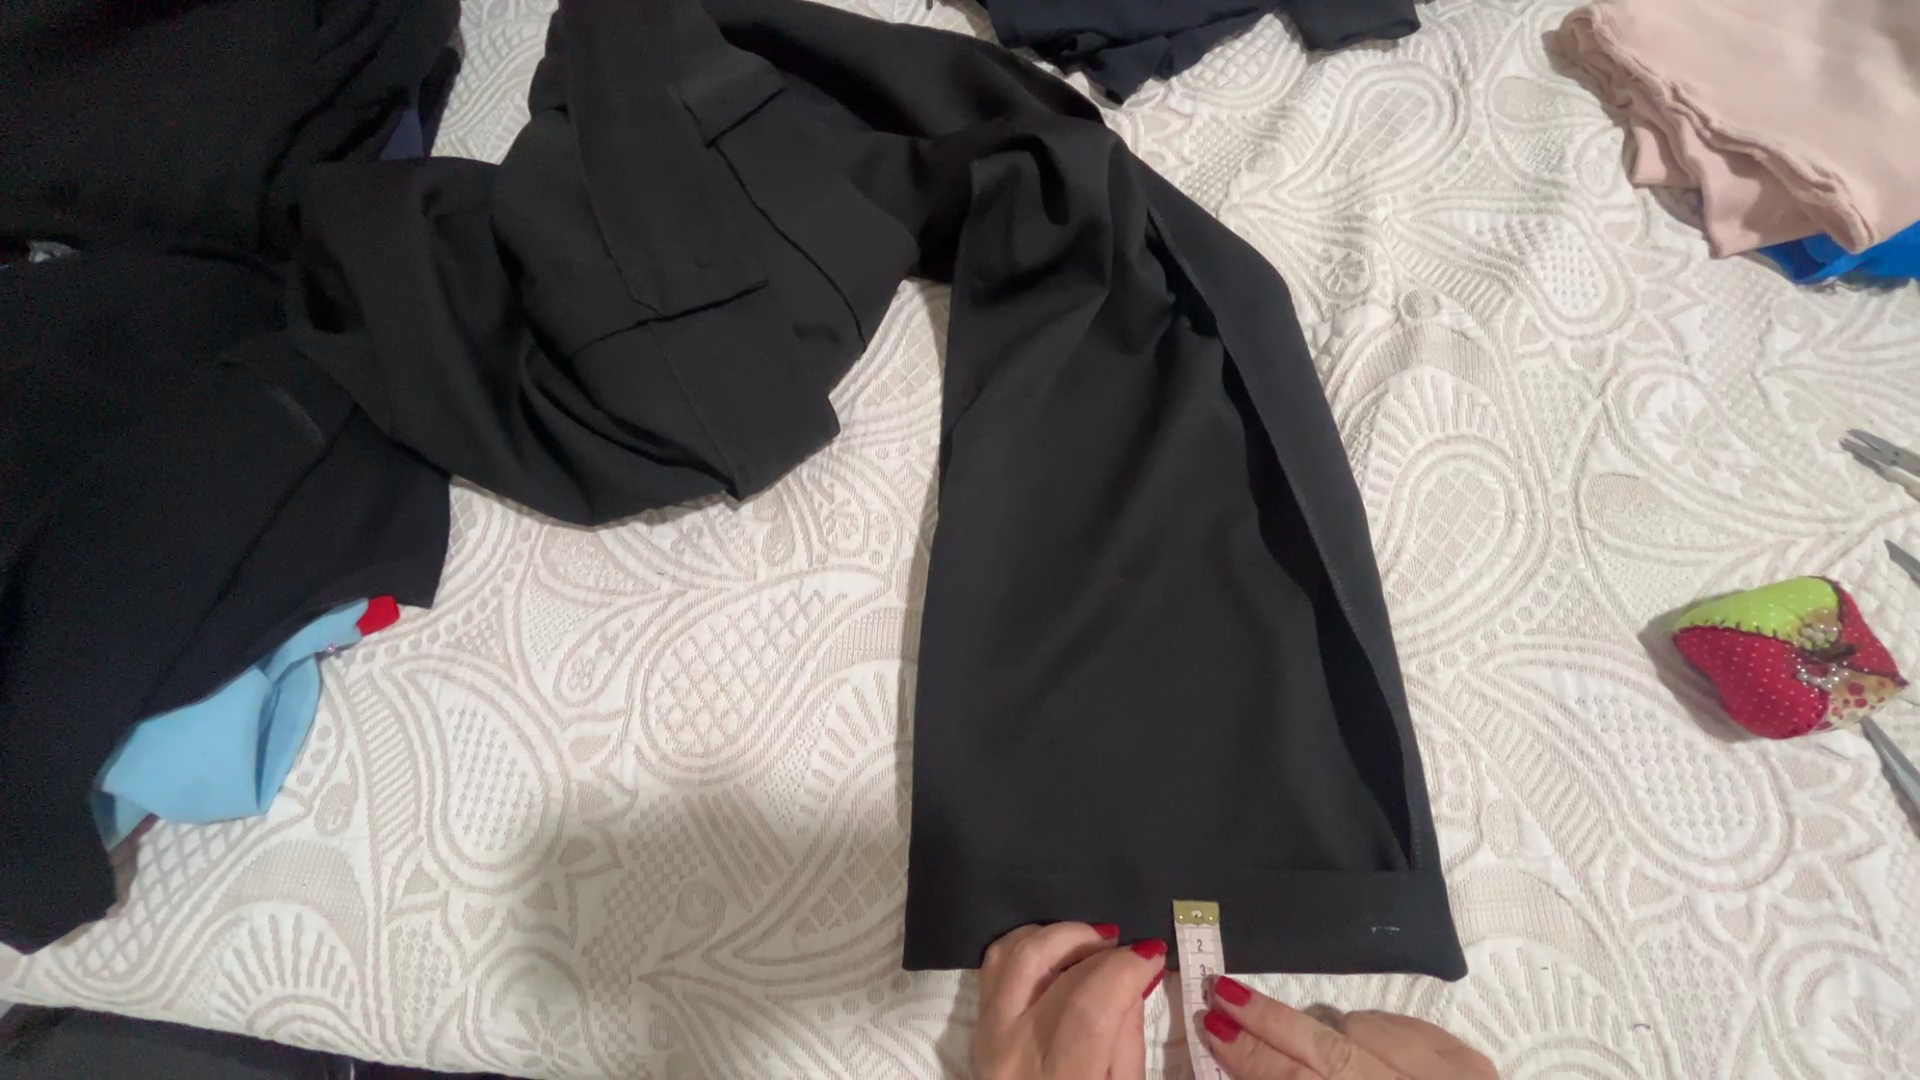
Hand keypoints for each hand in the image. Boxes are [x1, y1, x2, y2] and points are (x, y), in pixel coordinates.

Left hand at [972, 922, 1168, 1079]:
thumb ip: (1127, 1035)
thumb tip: (1135, 974)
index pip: (1088, 1008)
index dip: (1124, 970)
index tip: (1152, 953)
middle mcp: (1014, 1054)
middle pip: (1056, 974)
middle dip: (1100, 949)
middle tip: (1127, 948)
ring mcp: (988, 1033)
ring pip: (1019, 954)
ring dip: (1062, 934)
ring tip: (1095, 940)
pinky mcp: (978, 1020)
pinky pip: (996, 959)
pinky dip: (1028, 939)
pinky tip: (1056, 946)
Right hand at [1200, 976, 1496, 1078]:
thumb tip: (1243, 1061)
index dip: (1253, 1058)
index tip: (1210, 1025)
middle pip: (1328, 1052)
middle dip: (1268, 1021)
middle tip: (1219, 991)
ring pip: (1363, 1029)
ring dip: (1323, 1028)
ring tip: (1301, 1036)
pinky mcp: (1474, 1064)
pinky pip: (1401, 1022)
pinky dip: (1372, 1027)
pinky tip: (1361, 1040)